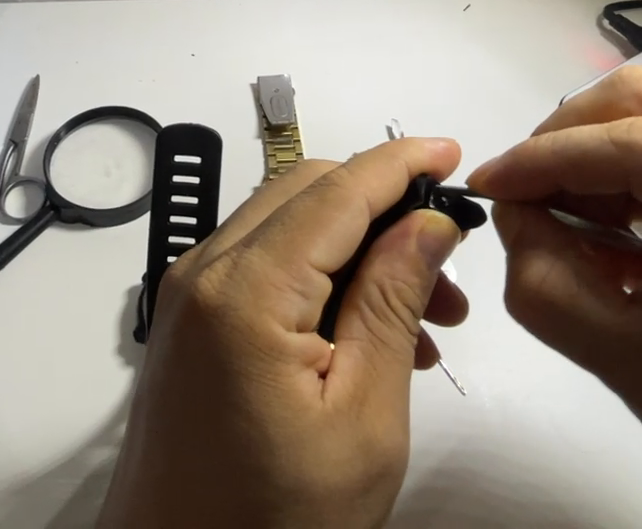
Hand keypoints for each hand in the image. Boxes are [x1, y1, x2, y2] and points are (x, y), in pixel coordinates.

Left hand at [98, 139, 470, 528]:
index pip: (336, 192)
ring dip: (356, 243)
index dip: (398, 164)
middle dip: (383, 208)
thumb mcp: (363, 420)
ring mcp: (191, 290)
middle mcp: (206, 270)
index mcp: (246, 291)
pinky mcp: (191, 314)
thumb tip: (428, 224)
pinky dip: (320, 272)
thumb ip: (392, 303)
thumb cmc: (273, 522)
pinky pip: (264, 262)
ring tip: (424, 313)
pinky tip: (369, 328)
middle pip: (306, 192)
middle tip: (447, 263)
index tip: (450, 150)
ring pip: (288, 222)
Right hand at [469, 67, 641, 528]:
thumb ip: (547, 284)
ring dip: (594, 158)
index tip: (488, 187)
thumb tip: (514, 210)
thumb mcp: (635, 370)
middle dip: (568, 141)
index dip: (549, 158)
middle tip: (527, 201)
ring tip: (574, 231)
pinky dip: (624, 177)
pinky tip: (616, 237)